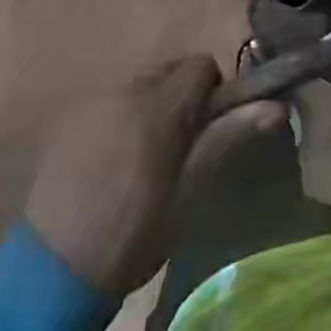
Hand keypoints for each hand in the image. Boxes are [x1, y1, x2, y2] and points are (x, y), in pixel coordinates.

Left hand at [22, 55, 287, 294]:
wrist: (55, 266)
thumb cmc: (135, 232)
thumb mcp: (189, 190)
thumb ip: (227, 138)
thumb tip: (275, 106)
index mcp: (158, 105)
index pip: (200, 64)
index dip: (214, 91)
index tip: (211, 128)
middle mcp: (124, 88)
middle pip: (169, 69)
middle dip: (183, 95)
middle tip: (182, 145)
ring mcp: (93, 98)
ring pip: (140, 81)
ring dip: (153, 103)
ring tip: (147, 154)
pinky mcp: (71, 114)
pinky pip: (111, 97)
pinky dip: (123, 113)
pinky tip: (114, 157)